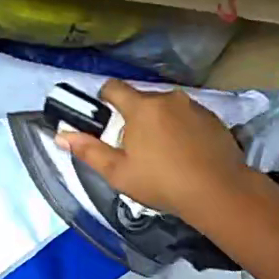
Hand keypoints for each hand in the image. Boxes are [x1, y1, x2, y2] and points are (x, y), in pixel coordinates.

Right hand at [57, 81, 250, 217]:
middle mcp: (168, 98)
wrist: (217, 190)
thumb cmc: (161, 182)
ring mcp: (194, 106)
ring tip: (161, 154)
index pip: (114, 88)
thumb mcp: (118, 172)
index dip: (104, 98)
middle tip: (133, 148)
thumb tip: (61, 136)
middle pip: (142, 100)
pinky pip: (188, 118)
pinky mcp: (214, 119)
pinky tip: (184, 155)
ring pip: (167, 109)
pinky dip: (182, 131)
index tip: (103, 115)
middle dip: (133, 117)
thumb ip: (89, 151)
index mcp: (141, 107)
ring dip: (159, 124)